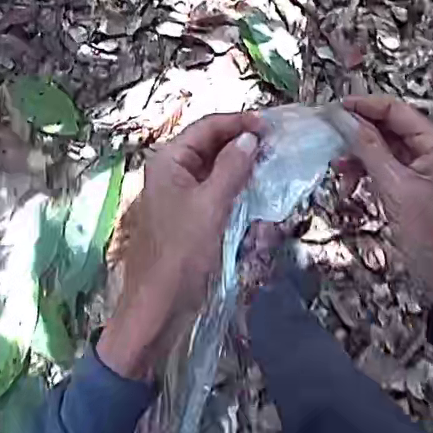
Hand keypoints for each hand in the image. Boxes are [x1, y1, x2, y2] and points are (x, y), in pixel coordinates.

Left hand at [98, 112, 260, 379]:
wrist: (157, 309)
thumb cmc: (181, 253)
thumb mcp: (211, 206)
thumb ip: (232, 168)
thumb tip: (251, 137)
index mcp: (169, 160)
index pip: (207, 127)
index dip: (239, 122)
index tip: (271, 126)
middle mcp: (172, 171)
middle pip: (213, 146)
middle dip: (243, 147)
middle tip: (275, 149)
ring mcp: (180, 194)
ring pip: (218, 171)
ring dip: (243, 172)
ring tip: (269, 174)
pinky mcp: (190, 217)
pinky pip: (217, 195)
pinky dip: (237, 195)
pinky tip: (255, 203)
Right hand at [337, 95, 432, 332]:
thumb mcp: (395, 189)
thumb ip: (370, 149)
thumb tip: (347, 120)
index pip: (396, 109)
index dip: (363, 106)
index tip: (333, 109)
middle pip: (393, 128)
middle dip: (361, 135)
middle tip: (332, 143)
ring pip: (392, 150)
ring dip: (365, 157)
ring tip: (340, 171)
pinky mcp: (429, 189)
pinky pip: (398, 169)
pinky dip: (376, 173)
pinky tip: (356, 184)